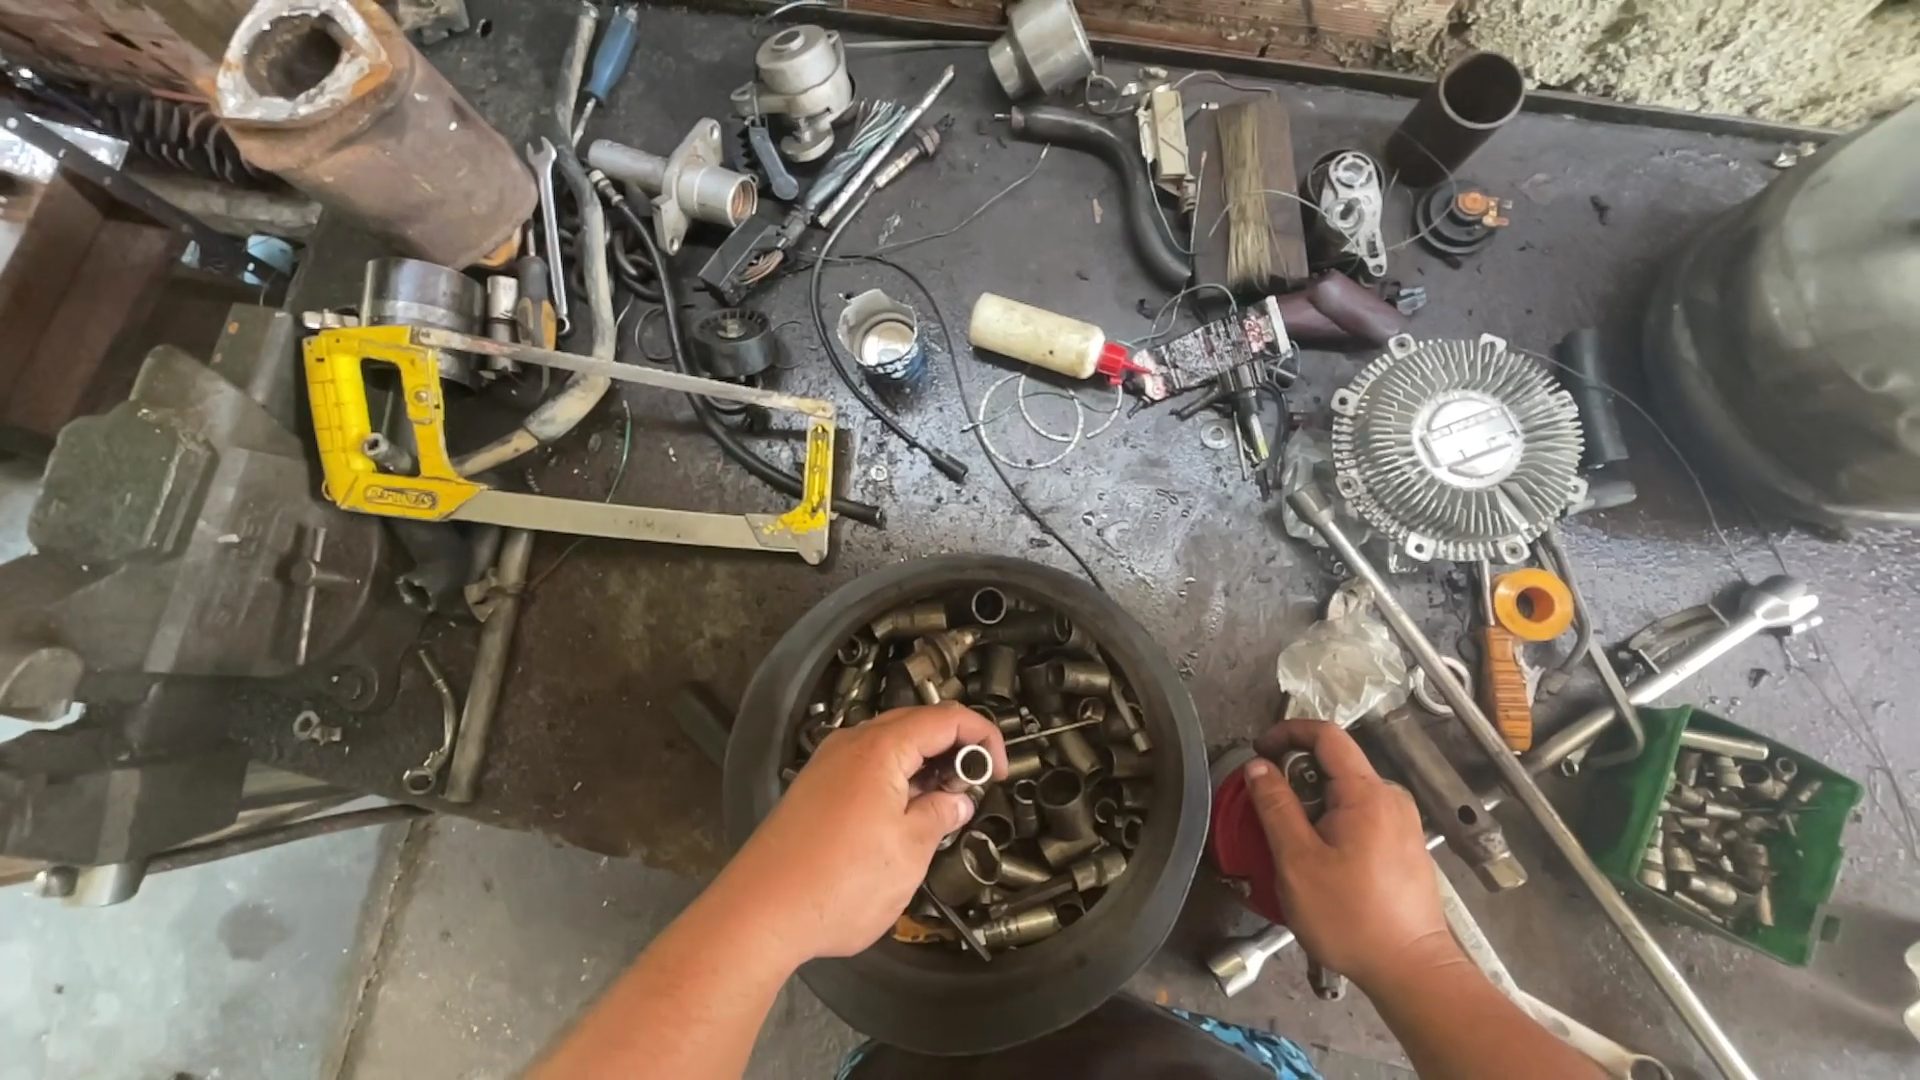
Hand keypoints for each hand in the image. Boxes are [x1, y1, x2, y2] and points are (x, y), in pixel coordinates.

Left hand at [716, 703, 1006, 962]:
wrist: (761, 914)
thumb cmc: (829, 885)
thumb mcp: (909, 852)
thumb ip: (940, 815)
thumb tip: (955, 802)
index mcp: (879, 749)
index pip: (945, 718)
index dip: (981, 735)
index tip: (996, 764)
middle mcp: (850, 746)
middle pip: (916, 725)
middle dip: (953, 749)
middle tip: (974, 784)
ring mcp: (828, 766)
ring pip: (890, 747)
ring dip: (923, 766)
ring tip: (942, 806)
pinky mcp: (815, 789)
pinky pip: (866, 768)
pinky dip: (894, 780)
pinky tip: (904, 816)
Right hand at [1243, 718, 1459, 990]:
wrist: (1413, 973)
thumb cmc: (1352, 917)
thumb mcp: (1297, 860)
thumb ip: (1275, 805)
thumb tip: (1258, 766)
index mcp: (1368, 794)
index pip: (1327, 735)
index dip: (1287, 733)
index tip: (1259, 752)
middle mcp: (1391, 799)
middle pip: (1334, 764)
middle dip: (1294, 777)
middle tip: (1268, 809)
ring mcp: (1402, 824)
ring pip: (1344, 792)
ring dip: (1310, 804)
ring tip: (1290, 842)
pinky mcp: (1404, 847)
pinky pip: (1359, 815)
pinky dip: (1330, 822)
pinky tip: (1319, 860)